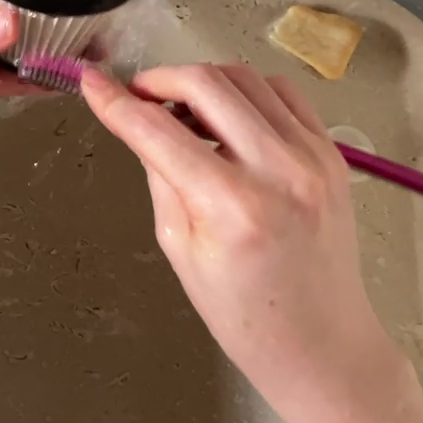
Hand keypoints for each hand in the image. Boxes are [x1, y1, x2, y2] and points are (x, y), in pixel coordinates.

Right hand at [82, 64, 422, 422]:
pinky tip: (227, 116)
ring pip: (243, 76)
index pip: (157, 130)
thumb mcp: (177, 243)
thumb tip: (133, 118)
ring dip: (201, 81)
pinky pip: (280, 91)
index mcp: (232, 206)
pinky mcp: (332, 154)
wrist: (326, 346)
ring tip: (182, 110)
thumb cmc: (241, 310)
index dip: (115, 101)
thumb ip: (158, 170)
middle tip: (139, 95)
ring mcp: (314, 158)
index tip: (90, 82)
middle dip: (159, 78)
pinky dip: (243, 90)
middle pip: (205, 83)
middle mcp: (280, 171)